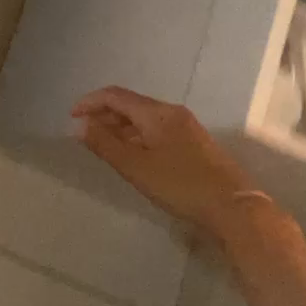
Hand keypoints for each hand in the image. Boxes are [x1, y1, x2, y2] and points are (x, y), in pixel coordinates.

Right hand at [72, 86, 258, 239]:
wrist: (234, 209)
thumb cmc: (180, 185)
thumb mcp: (134, 166)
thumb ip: (104, 144)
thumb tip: (79, 126)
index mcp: (157, 113)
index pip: (115, 96)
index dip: (90, 103)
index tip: (72, 117)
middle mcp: (172, 113)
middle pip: (130, 105)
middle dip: (104, 116)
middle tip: (85, 135)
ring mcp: (187, 128)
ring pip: (144, 119)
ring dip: (120, 128)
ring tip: (105, 147)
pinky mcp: (195, 144)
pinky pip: (157, 131)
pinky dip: (137, 137)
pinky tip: (133, 156)